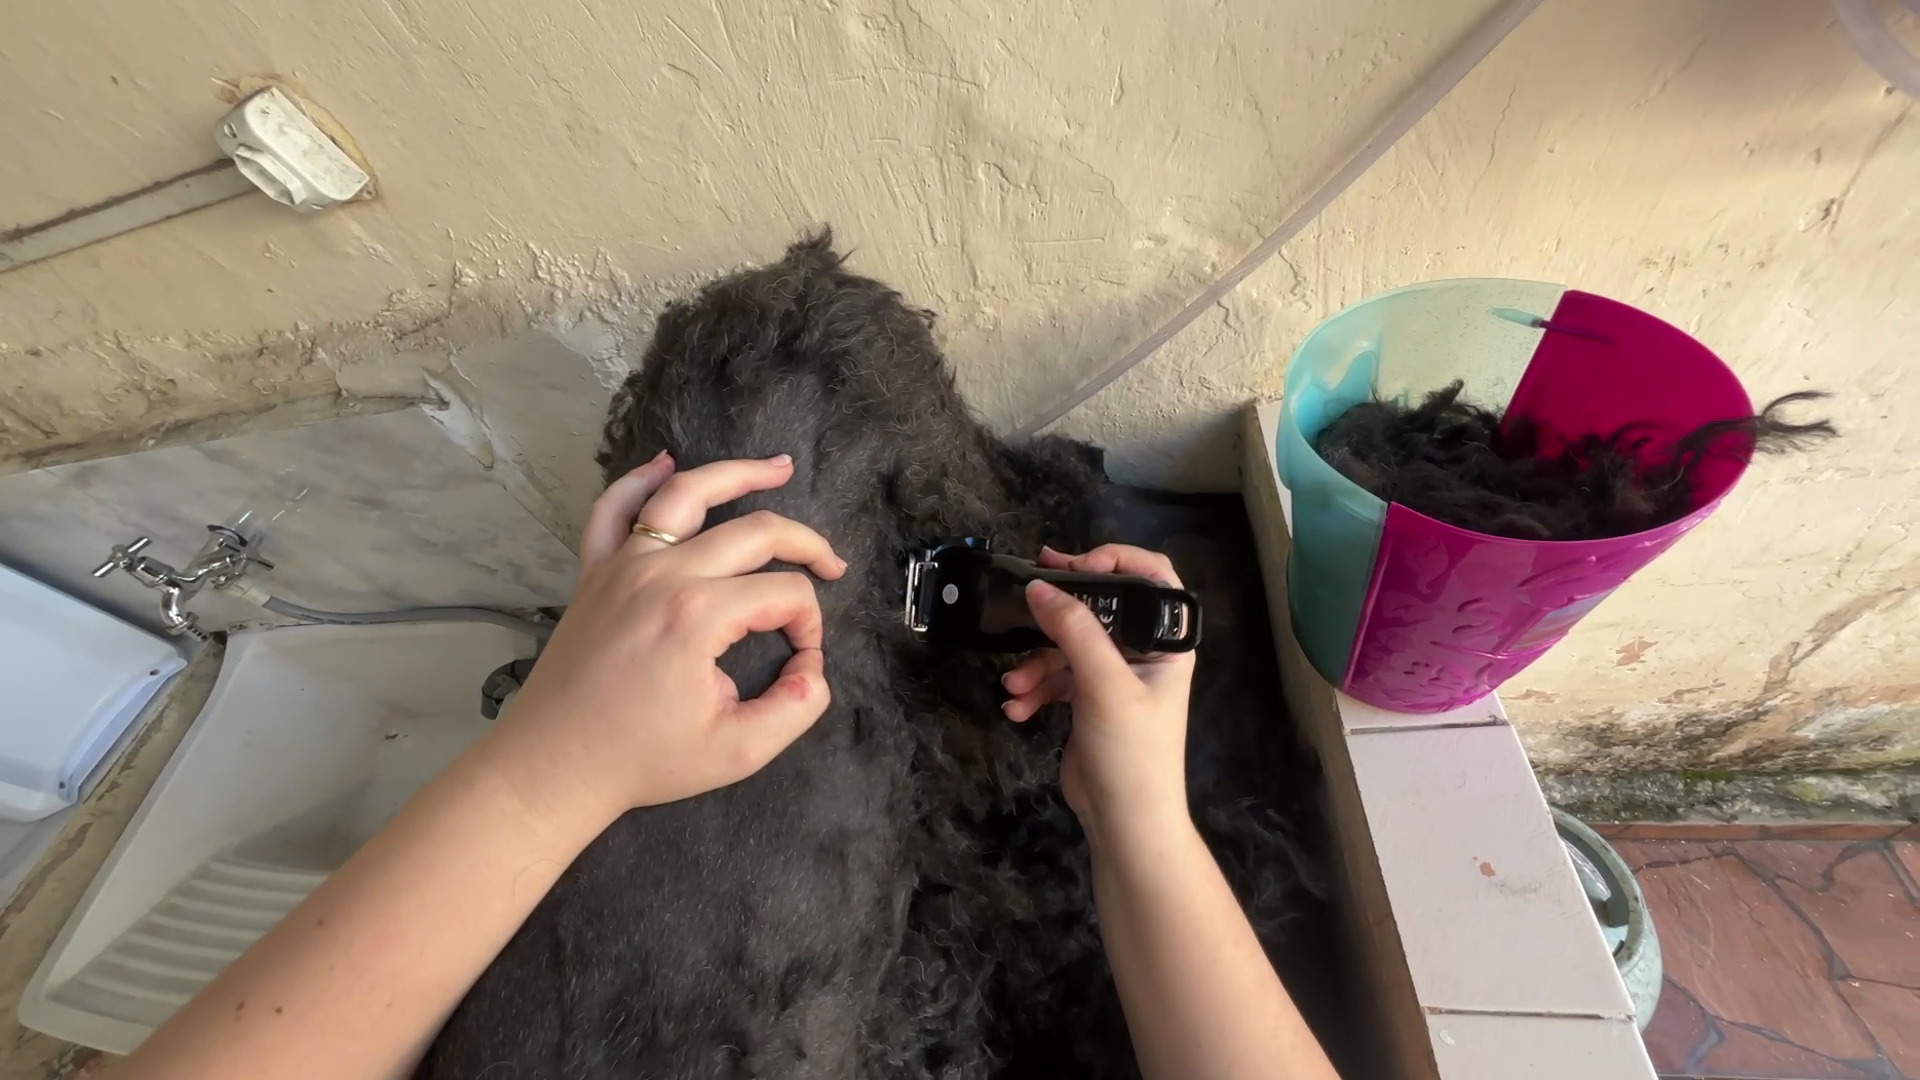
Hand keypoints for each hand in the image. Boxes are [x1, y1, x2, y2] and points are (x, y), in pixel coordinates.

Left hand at [483, 452, 845, 826]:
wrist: (552, 767)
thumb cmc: (645, 758)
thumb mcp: (740, 751)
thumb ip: (797, 707)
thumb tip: (813, 668)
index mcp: (699, 615)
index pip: (786, 594)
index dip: (811, 625)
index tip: (803, 661)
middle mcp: (663, 573)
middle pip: (756, 531)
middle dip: (807, 545)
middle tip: (832, 565)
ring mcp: (623, 564)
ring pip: (686, 493)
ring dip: (739, 474)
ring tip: (780, 468)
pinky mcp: (595, 570)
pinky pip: (613, 509)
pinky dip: (639, 480)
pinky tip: (666, 464)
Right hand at [1001, 545, 1195, 845]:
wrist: (1125, 825)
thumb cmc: (1131, 751)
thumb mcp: (1104, 685)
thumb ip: (1074, 630)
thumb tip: (1039, 586)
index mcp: (1163, 642)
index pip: (1150, 578)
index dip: (1114, 560)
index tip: (1073, 567)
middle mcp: (1141, 652)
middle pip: (1098, 608)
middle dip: (1059, 609)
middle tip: (1027, 590)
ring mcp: (1112, 676)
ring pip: (1067, 646)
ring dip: (1036, 663)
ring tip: (1014, 684)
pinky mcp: (1087, 700)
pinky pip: (1056, 678)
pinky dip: (1035, 689)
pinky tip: (1017, 707)